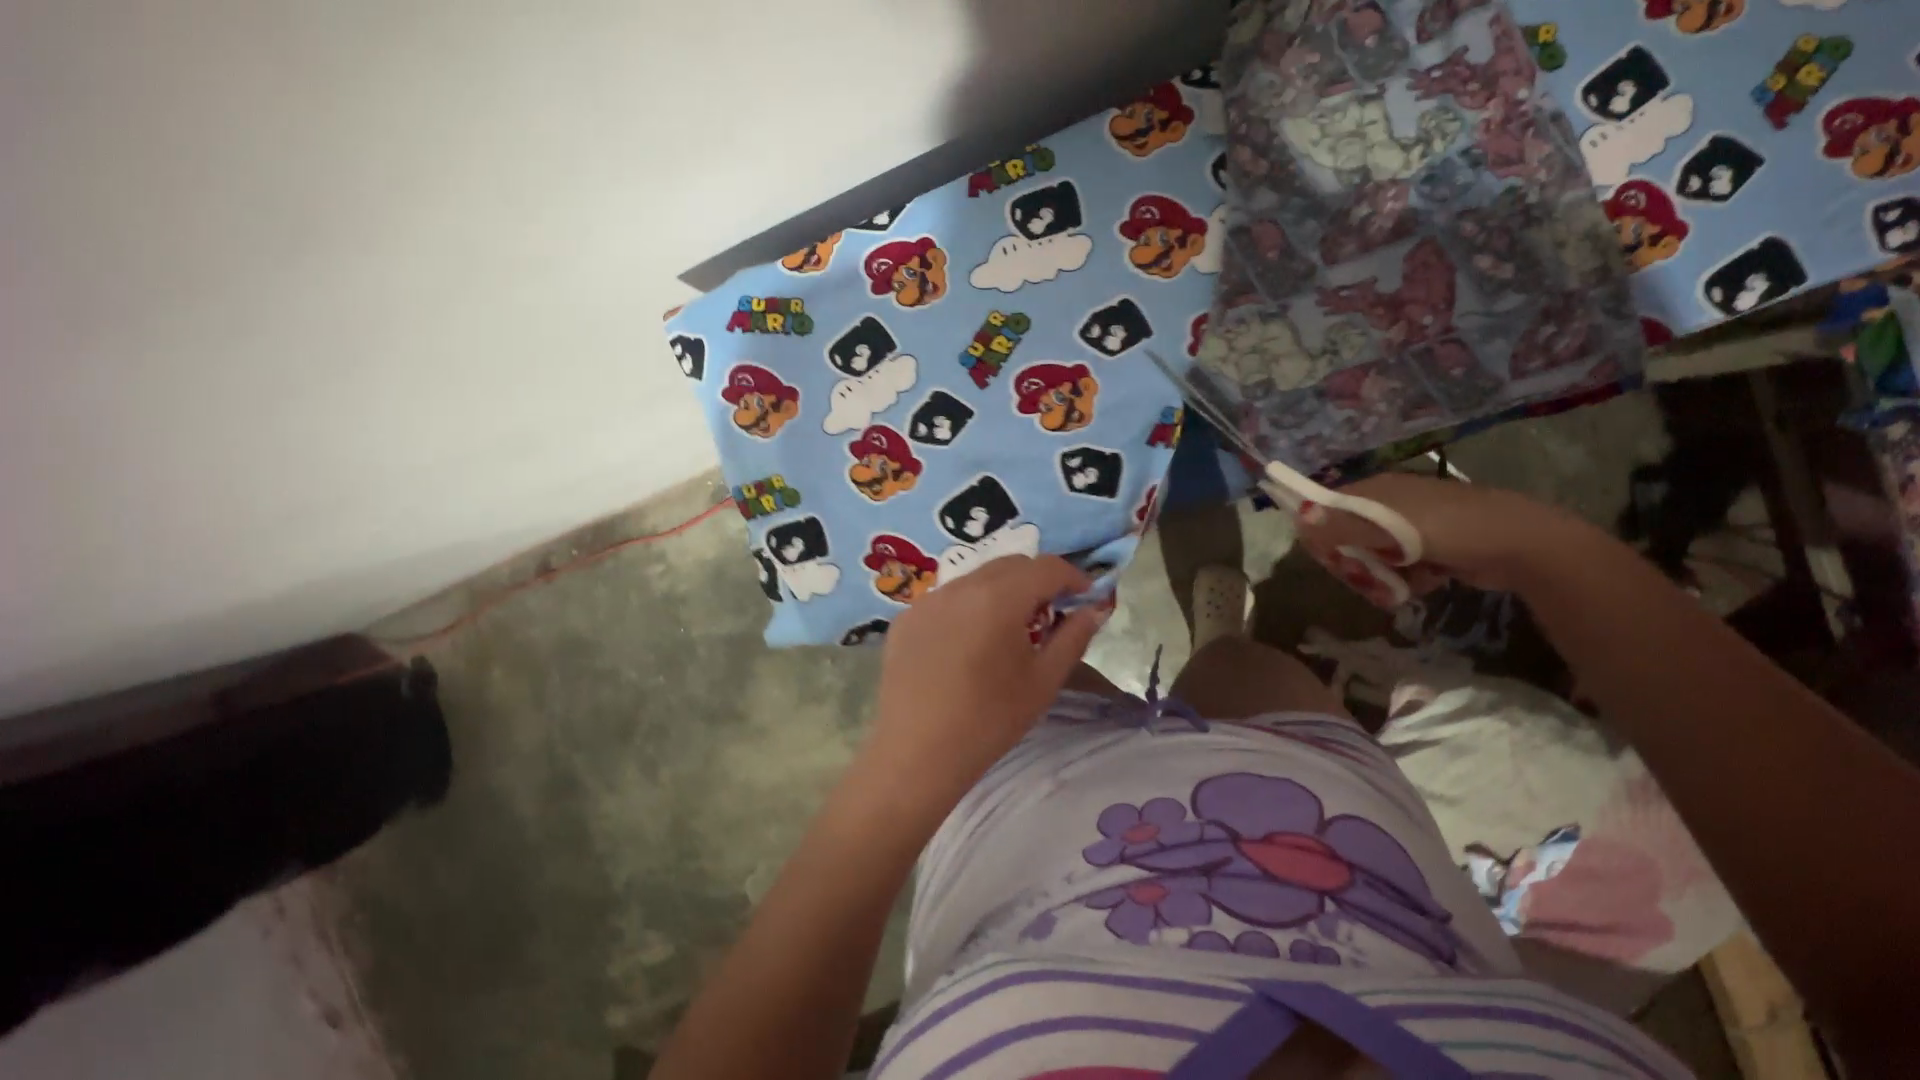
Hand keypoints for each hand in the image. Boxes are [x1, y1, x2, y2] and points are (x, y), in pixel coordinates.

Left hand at [866, 555, 1108, 797]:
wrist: (917, 754)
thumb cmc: (989, 721)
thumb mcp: (1043, 681)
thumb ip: (1072, 637)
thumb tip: (1094, 608)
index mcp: (999, 598)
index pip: (1046, 566)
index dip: (1072, 576)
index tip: (1085, 598)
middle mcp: (960, 587)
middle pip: (1010, 566)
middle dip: (1037, 581)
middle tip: (1050, 616)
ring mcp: (927, 601)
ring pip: (976, 579)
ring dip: (1001, 592)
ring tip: (1008, 632)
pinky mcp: (905, 620)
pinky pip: (946, 600)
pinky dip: (968, 608)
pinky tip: (968, 647)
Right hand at [1296, 473, 1594, 606]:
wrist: (1518, 544)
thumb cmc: (1448, 528)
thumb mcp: (1388, 527)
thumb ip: (1341, 526)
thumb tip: (1296, 519)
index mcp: (1375, 490)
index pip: (1326, 508)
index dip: (1321, 534)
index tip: (1329, 558)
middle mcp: (1388, 505)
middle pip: (1347, 537)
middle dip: (1354, 562)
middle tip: (1368, 579)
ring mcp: (1411, 528)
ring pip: (1373, 557)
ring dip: (1380, 576)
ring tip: (1398, 588)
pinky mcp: (1430, 549)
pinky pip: (1400, 568)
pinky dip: (1406, 579)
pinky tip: (1423, 584)